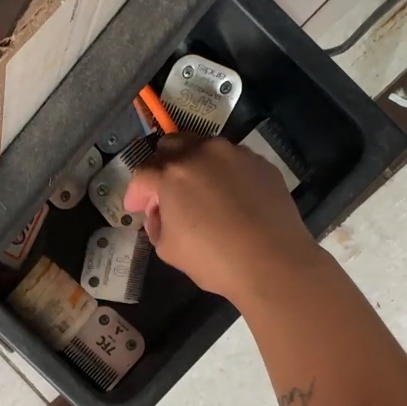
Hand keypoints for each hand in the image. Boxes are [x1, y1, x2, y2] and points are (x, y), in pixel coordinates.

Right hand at [122, 135, 319, 300]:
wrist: (271, 260)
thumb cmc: (213, 259)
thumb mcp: (168, 249)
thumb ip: (156, 225)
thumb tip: (159, 213)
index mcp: (172, 175)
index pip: (142, 174)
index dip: (135, 194)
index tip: (136, 209)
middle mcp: (202, 153)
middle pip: (171, 146)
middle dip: (161, 168)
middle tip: (164, 195)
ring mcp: (234, 153)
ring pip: (202, 148)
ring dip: (191, 166)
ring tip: (196, 195)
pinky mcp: (259, 161)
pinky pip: (230, 160)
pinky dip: (220, 174)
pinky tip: (225, 200)